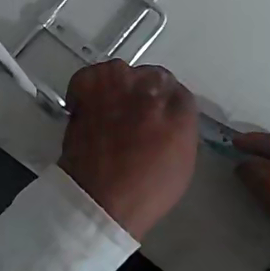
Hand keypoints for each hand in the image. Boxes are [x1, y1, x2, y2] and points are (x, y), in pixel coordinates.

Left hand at [58, 61, 196, 238]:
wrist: (100, 198)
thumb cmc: (144, 191)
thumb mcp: (181, 162)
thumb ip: (179, 128)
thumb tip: (168, 117)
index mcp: (181, 111)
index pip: (177, 91)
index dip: (164, 103)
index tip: (154, 114)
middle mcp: (152, 91)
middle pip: (152, 76)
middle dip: (144, 93)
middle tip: (130, 115)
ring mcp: (119, 86)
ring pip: (122, 71)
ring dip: (117, 86)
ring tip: (109, 109)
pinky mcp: (89, 88)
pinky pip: (91, 75)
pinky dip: (88, 86)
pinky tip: (88, 103)